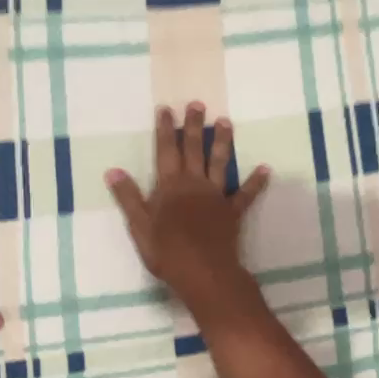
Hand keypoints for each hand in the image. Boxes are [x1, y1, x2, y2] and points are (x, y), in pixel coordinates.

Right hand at [106, 102, 271, 312]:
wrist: (204, 273)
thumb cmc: (167, 252)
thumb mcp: (139, 227)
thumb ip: (128, 198)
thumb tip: (113, 171)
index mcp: (170, 186)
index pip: (166, 151)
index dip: (165, 129)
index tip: (166, 109)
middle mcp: (194, 184)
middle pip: (194, 150)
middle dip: (194, 126)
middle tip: (198, 104)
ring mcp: (216, 197)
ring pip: (219, 163)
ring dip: (223, 142)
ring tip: (226, 121)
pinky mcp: (233, 212)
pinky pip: (245, 194)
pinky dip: (255, 182)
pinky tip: (265, 169)